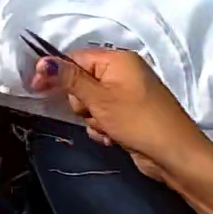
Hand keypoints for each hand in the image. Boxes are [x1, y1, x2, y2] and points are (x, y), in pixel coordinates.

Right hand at [28, 49, 211, 181]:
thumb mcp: (99, 99)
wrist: (174, 155)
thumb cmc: (137, 120)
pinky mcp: (129, 113)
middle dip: (80, 102)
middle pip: (81, 81)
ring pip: (90, 102)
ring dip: (91, 118)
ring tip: (106, 127)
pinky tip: (112, 136)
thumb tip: (42, 61)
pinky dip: (102, 126)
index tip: (38, 89)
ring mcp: (127, 93)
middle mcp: (123, 72)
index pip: (75, 58)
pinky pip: (102, 115)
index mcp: (118, 59)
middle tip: (90, 113)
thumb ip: (69, 79)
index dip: (56, 73)